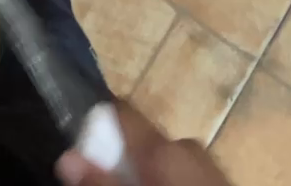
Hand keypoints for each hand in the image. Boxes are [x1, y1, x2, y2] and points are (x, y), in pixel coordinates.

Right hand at [57, 104, 231, 185]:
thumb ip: (100, 185)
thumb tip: (66, 157)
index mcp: (166, 150)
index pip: (121, 112)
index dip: (97, 127)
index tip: (83, 152)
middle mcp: (190, 149)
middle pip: (143, 144)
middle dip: (125, 165)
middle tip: (113, 185)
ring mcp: (214, 171)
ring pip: (168, 167)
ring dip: (149, 179)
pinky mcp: (224, 184)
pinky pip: (190, 180)